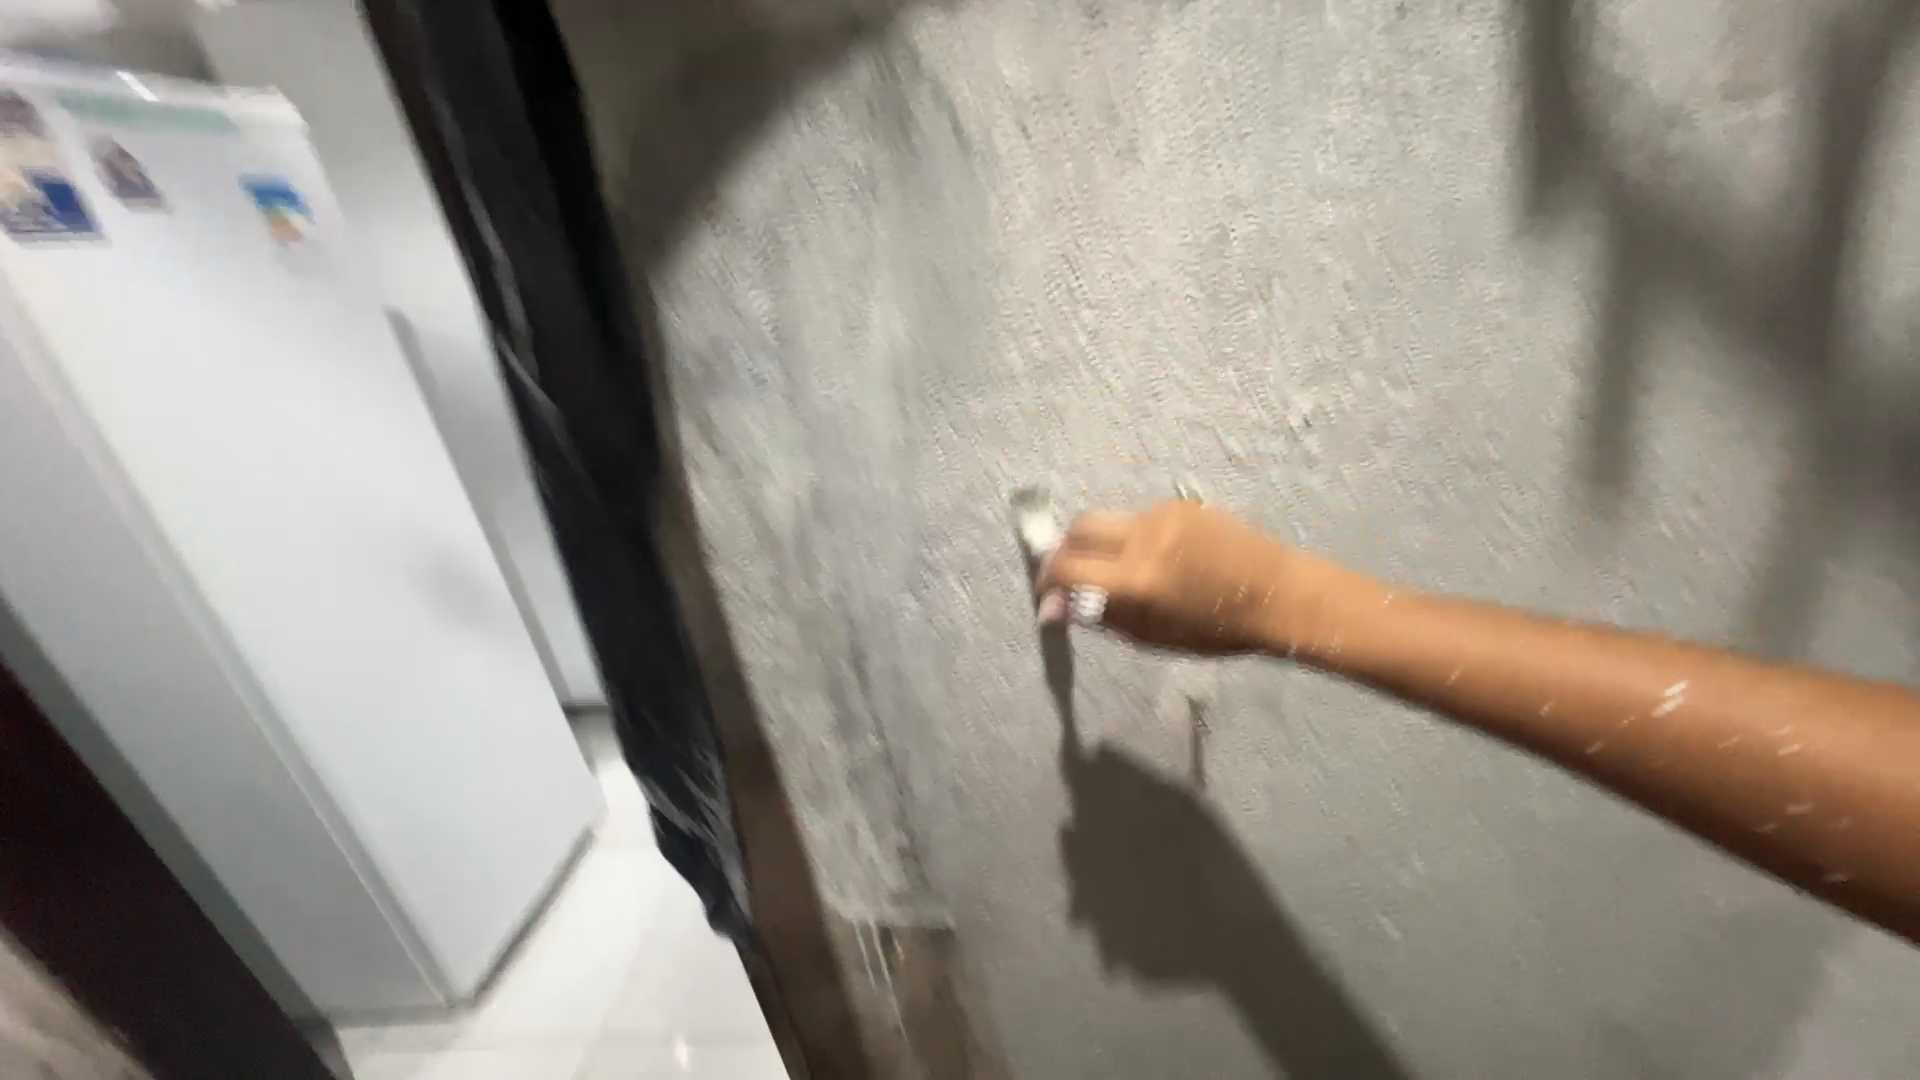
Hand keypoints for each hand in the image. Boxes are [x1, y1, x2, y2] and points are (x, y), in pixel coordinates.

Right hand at [1036, 500, 1357, 655]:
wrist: (1280, 593)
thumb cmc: (1218, 629)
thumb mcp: (1153, 636)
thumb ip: (1102, 616)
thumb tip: (1057, 608)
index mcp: (1138, 578)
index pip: (1067, 568)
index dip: (1047, 583)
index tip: (1047, 599)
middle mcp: (1144, 537)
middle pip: (1078, 528)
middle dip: (1064, 552)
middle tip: (1068, 577)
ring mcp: (1163, 514)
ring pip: (1108, 521)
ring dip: (1098, 545)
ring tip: (1116, 573)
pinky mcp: (1180, 505)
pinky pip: (1138, 519)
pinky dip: (1130, 539)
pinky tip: (1152, 560)